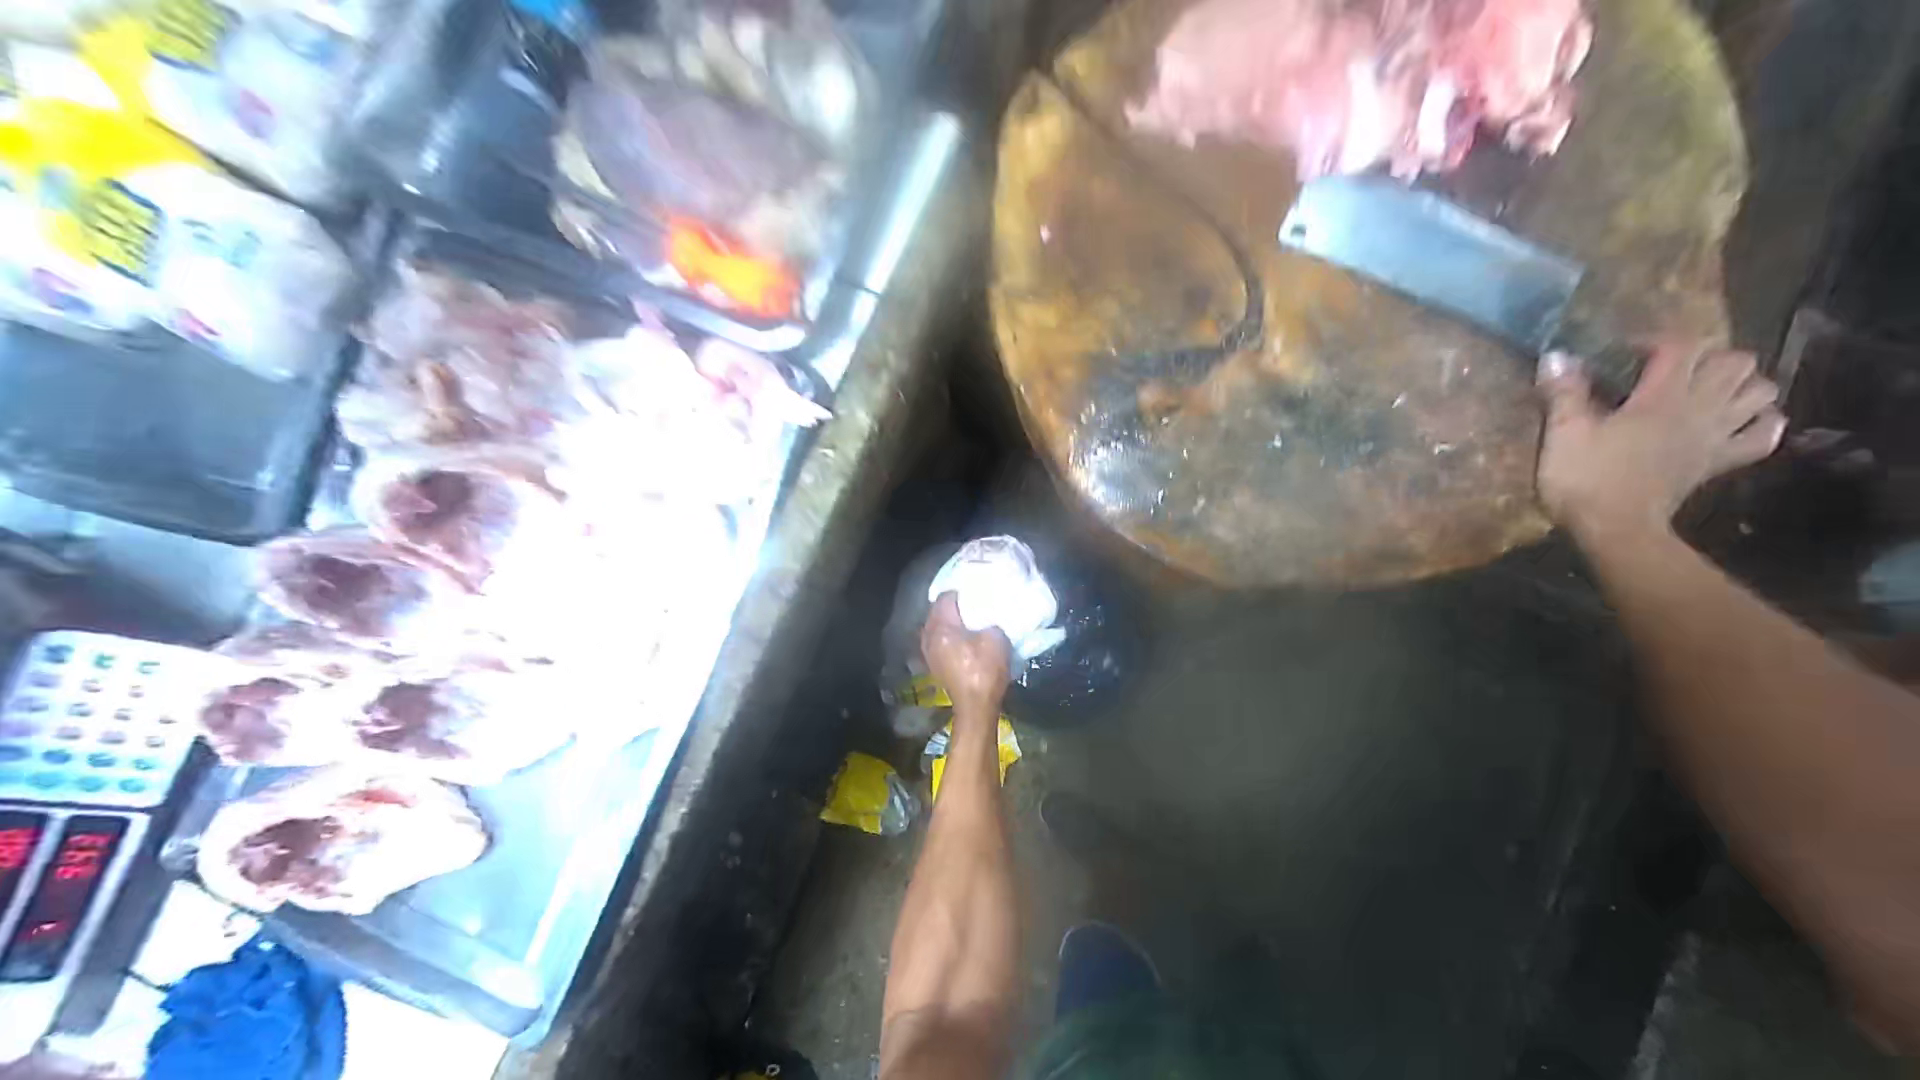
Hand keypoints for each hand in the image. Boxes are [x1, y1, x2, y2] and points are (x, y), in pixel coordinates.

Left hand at [921, 592, 1011, 719]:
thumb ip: (990, 621)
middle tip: (970, 602)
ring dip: (948, 622)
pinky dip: (947, 636)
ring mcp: (929, 653)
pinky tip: (962, 638)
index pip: (945, 598)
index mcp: (941, 628)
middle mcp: (929, 638)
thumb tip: (986, 618)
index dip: (959, 591)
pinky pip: (937, 641)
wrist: (976, 707)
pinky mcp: (934, 665)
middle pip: (936, 612)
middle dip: (951, 606)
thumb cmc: (985, 670)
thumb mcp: (996, 638)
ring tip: (966, 619)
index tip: (973, 590)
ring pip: (935, 627)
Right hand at [1537, 343, 1786, 540]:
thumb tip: (1555, 357)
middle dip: (1706, 358)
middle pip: (1735, 362)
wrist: (1615, 529)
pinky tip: (1736, 422)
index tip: (1623, 353)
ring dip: (1739, 384)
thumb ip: (1564, 393)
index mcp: (1661, 399)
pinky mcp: (1719, 462)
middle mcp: (1701, 410)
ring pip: (1761, 392)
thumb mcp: (1562, 434)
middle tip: (1667, 371)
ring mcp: (1717, 437)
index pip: (1681, 347)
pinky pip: (1764, 435)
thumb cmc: (1585, 479)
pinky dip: (1760, 422)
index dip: (1654, 340)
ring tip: (1704, 390)